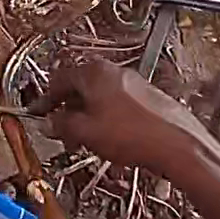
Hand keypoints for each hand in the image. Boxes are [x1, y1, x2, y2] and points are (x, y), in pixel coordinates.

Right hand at [32, 60, 219, 180]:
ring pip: (99, 96)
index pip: (58, 80)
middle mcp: (112, 71)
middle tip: (60, 129)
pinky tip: (109, 139)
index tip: (38, 113)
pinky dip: (107, 117)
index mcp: (92, 72)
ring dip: (87, 115)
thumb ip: (61, 124)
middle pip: (79, 86)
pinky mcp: (149, 98)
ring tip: (84, 139)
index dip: (44, 99)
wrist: (180, 147)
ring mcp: (133, 83)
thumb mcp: (85, 132)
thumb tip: (50, 122)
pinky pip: (117, 103)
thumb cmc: (133, 135)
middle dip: (67, 108)